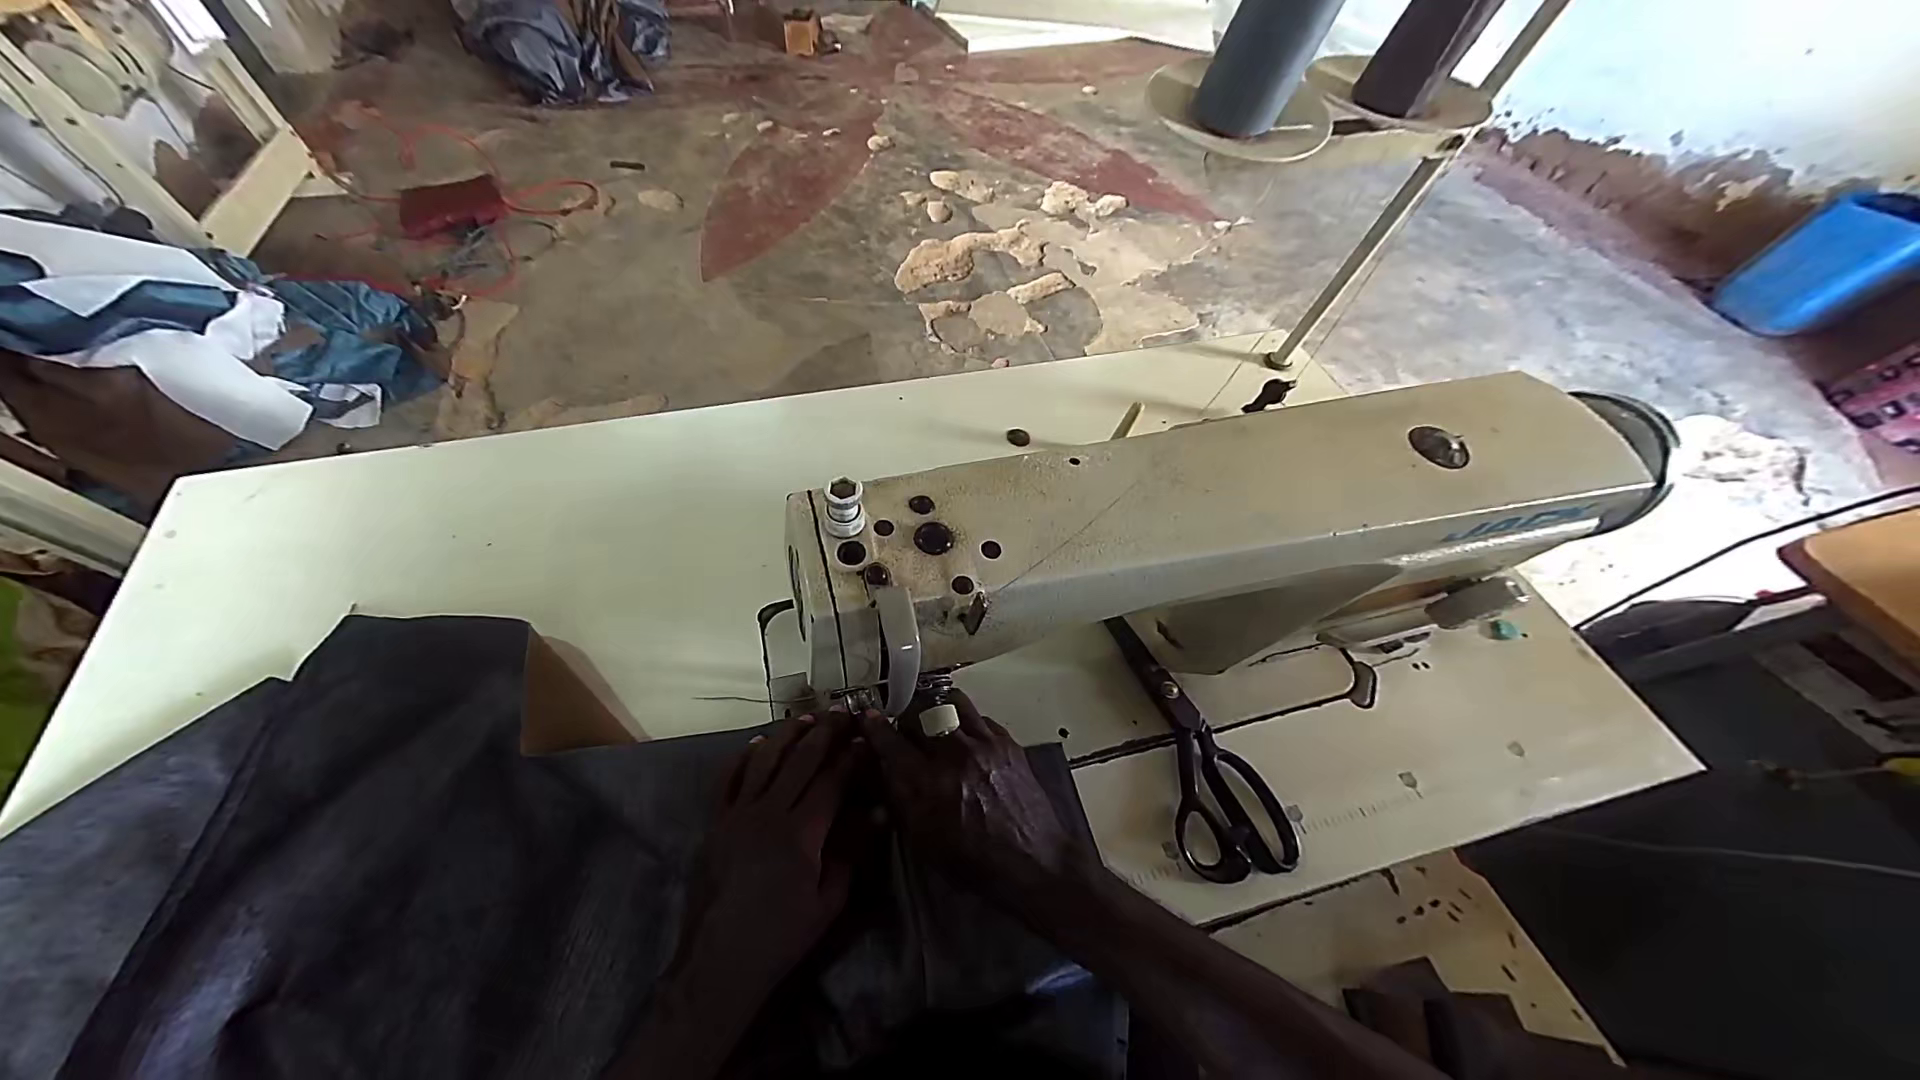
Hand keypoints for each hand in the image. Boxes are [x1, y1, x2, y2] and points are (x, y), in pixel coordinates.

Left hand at [613, 714, 863, 1079]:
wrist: (718, 963)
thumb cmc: (781, 936)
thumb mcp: (828, 902)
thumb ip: (851, 853)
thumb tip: (875, 813)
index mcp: (801, 833)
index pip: (832, 780)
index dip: (852, 757)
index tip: (866, 738)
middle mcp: (769, 813)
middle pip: (801, 760)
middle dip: (825, 733)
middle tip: (843, 713)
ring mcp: (737, 814)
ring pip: (764, 760)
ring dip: (788, 734)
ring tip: (807, 717)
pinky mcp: (715, 823)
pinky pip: (727, 780)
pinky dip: (743, 757)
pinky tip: (757, 743)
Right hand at [859, 692, 1088, 902]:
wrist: (1033, 861)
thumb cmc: (974, 862)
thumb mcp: (924, 841)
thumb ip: (900, 800)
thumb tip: (886, 769)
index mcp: (928, 785)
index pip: (891, 743)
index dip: (874, 727)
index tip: (866, 717)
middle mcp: (954, 755)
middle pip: (920, 712)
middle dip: (907, 717)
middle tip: (907, 728)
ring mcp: (984, 744)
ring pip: (951, 701)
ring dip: (937, 708)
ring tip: (935, 720)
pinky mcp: (1007, 741)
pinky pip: (978, 716)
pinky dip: (965, 722)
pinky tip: (966, 738)